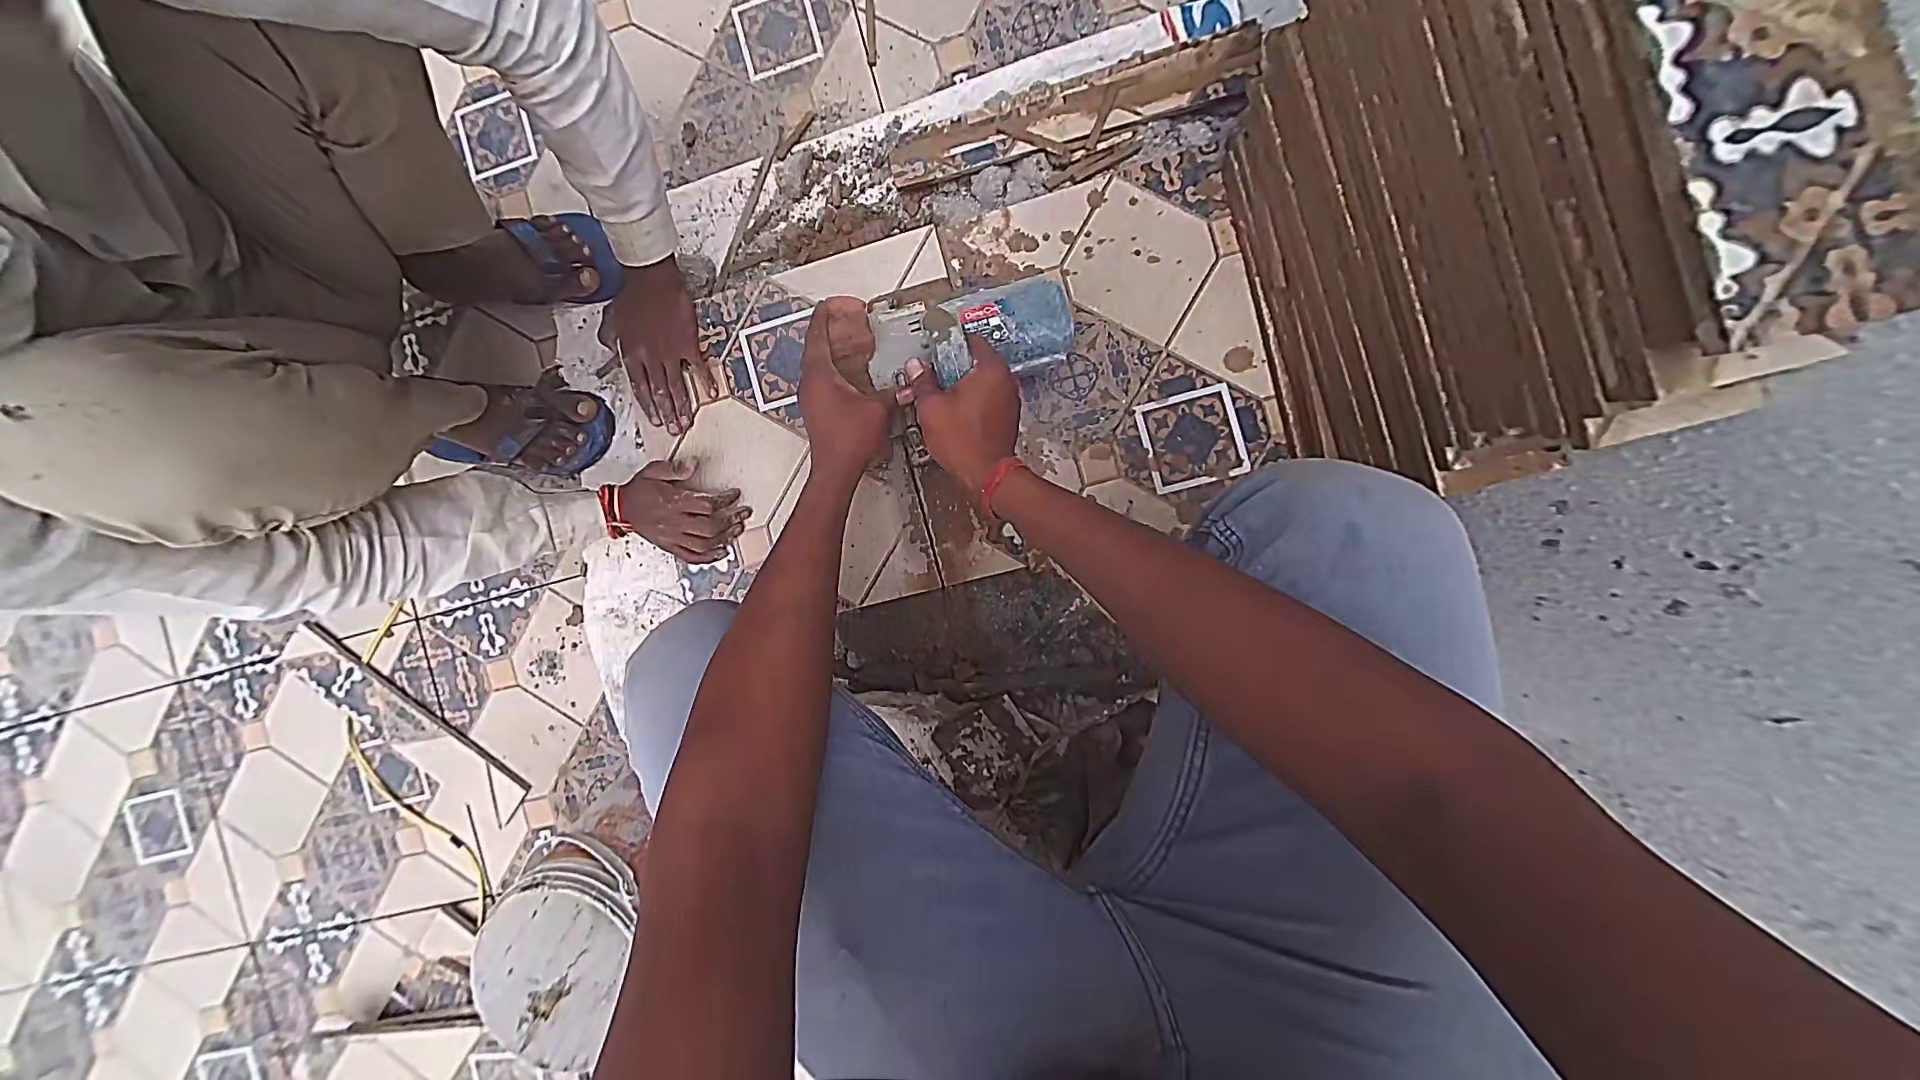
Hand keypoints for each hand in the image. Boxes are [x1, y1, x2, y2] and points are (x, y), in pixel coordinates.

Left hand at [601, 258, 714, 436]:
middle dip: (667, 413)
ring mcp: (669, 352)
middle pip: (659, 392)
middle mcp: (650, 357)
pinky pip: (697, 368)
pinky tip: (710, 394)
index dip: (648, 406)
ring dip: (683, 406)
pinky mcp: (687, 344)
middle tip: (674, 430)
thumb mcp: (613, 317)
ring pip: (676, 386)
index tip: (655, 420)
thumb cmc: (633, 294)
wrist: (650, 278)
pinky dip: (704, 382)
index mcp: (631, 353)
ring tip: (688, 421)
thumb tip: (609, 348)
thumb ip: (612, 337)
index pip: (639, 386)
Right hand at [613, 460, 747, 563]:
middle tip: (743, 514)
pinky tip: (721, 552)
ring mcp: (673, 537)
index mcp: (673, 503)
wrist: (620, 508)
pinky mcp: (670, 546)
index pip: (707, 504)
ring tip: (737, 530)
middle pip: (710, 527)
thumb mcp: (653, 471)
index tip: (735, 495)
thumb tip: (693, 466)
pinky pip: (691, 557)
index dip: (725, 500)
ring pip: (704, 544)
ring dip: (725, 538)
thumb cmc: (638, 490)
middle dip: (731, 520)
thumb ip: (674, 469)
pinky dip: (709, 557)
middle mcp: (675, 523)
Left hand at [798, 297, 891, 491]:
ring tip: (860, 341)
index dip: (829, 312)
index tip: (840, 302)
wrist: (836, 470)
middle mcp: (811, 381)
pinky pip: (828, 378)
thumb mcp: (878, 409)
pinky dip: (842, 368)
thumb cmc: (848, 441)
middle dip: (838, 329)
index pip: (818, 330)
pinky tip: (860, 371)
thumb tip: (908, 385)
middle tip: (855, 319)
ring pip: (823, 362)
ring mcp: (813, 396)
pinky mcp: (819, 408)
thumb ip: (894, 392)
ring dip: (841, 349)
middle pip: (819, 344)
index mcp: (819, 373)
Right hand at [897, 335, 1019, 490]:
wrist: (986, 474)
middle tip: (934, 374)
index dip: (951, 341)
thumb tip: (916, 366)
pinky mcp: (1008, 416)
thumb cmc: (962, 440)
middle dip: (955, 365)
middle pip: (978, 361)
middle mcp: (1006, 380)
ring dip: (965, 384)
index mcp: (991, 369)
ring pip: (984, 381)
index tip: (936, 348)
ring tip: (943, 395)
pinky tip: (957, 411)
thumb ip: (923, 381)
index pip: (972, 339)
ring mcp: (1010, 399)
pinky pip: (989, 398)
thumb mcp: (931, 407)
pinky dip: (974, 399)